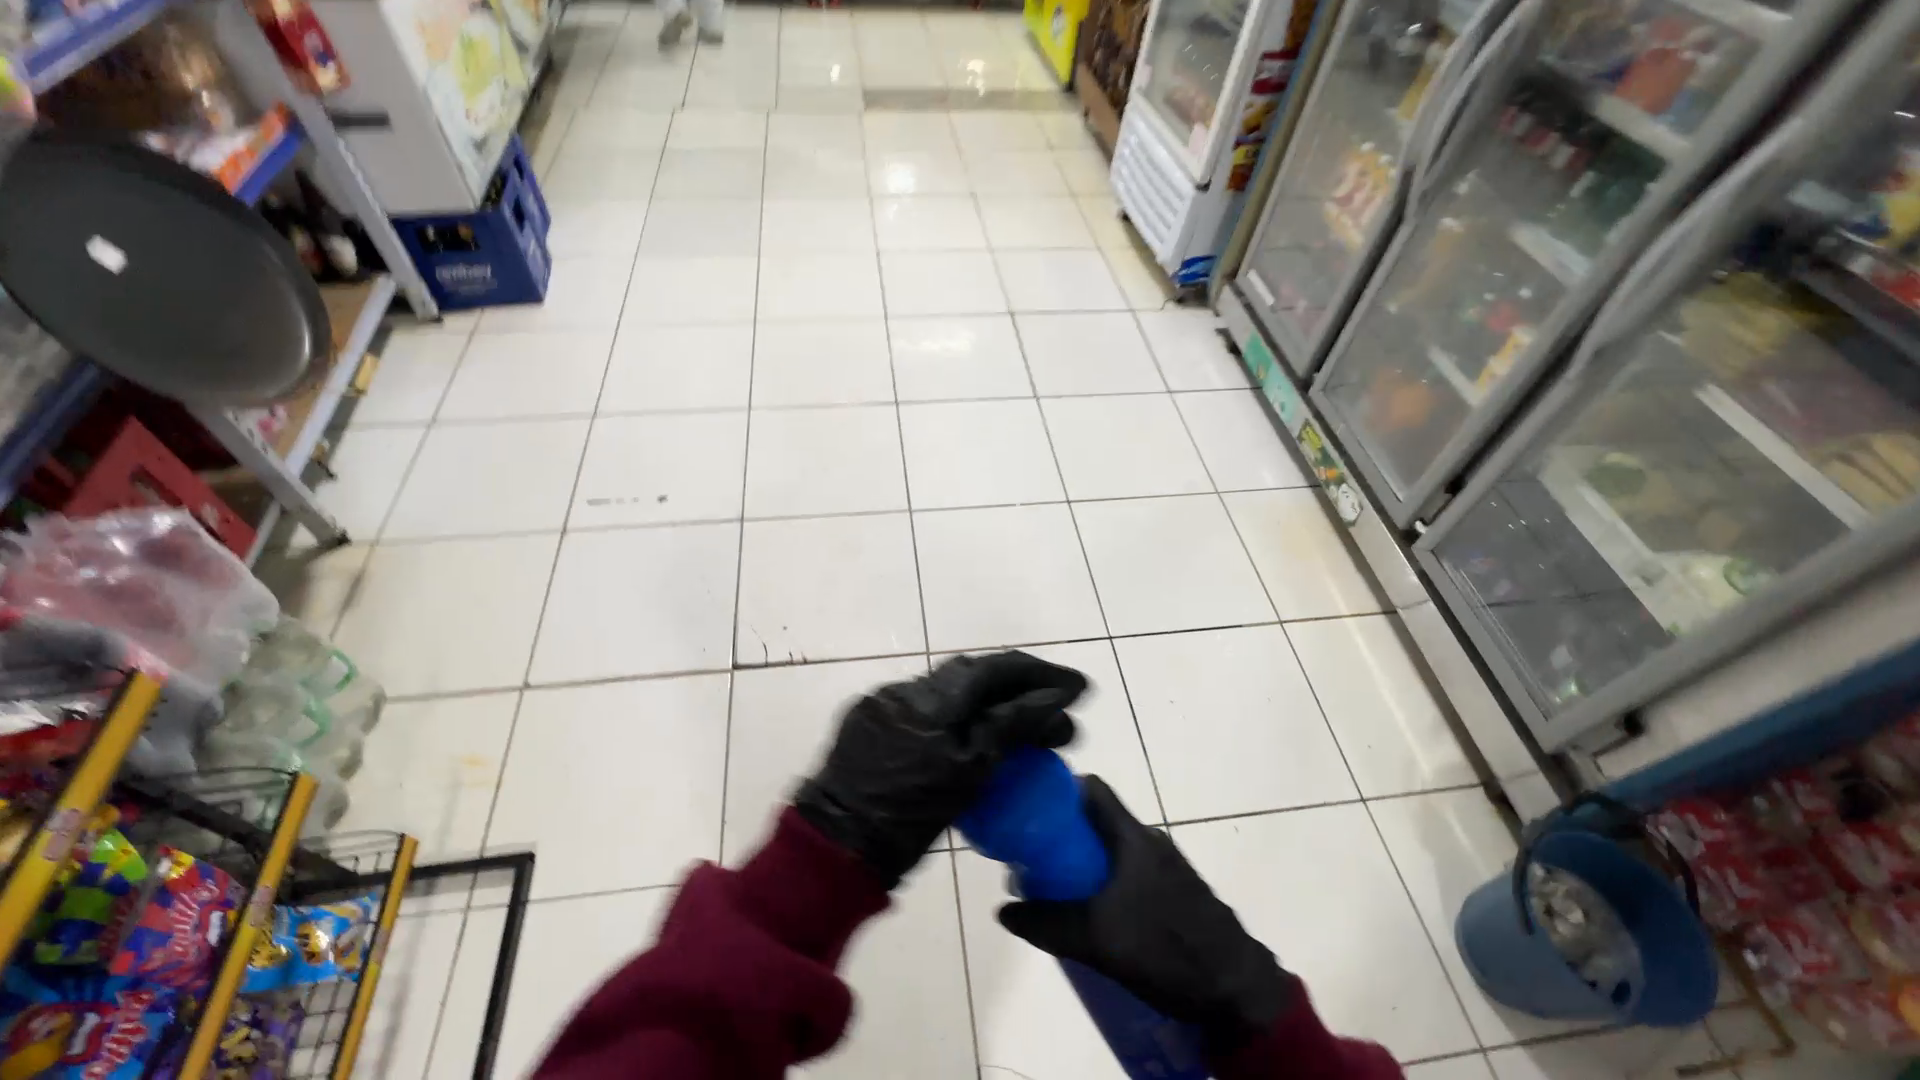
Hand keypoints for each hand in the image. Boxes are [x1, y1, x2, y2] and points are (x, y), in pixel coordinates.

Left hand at [795, 651, 1086, 886]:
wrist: (835, 845)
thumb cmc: (909, 819)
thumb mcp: (970, 775)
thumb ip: (1009, 727)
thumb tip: (1050, 701)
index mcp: (934, 700)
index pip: (998, 670)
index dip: (1042, 676)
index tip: (1078, 689)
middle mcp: (907, 689)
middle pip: (974, 675)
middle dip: (1019, 689)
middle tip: (1053, 715)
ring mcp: (883, 702)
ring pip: (948, 690)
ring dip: (987, 701)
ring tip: (1019, 726)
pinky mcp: (867, 719)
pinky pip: (922, 707)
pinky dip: (954, 715)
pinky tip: (970, 736)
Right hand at [996, 777, 1291, 1049]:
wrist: (1238, 991)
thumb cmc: (1166, 948)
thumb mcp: (1096, 939)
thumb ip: (1047, 923)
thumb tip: (1006, 911)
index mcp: (1133, 837)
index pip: (1091, 790)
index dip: (1057, 794)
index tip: (1028, 816)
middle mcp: (1151, 843)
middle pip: (1096, 824)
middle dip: (1062, 840)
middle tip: (1035, 867)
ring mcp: (1167, 870)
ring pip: (1112, 854)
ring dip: (1084, 869)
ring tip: (1058, 900)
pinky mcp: (1177, 895)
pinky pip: (1130, 878)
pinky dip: (1107, 889)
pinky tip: (1096, 923)